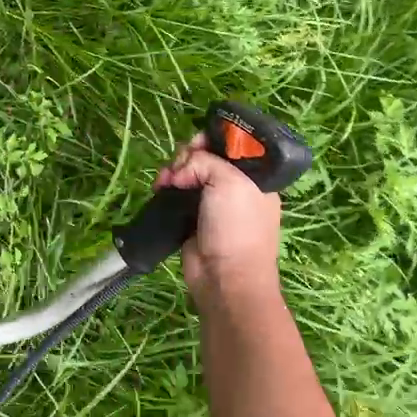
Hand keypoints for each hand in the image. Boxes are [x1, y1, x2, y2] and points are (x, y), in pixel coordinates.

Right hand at [154, 133, 281, 306]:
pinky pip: (176, 189)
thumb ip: (204, 161)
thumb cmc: (236, 228)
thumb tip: (179, 171)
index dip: (212, 140)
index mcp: (256, 180)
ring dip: (173, 170)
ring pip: (187, 171)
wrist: (225, 277)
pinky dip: (166, 185)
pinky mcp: (192, 214)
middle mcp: (235, 188)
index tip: (196, 144)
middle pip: (205, 156)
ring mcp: (213, 202)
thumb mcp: (230, 182)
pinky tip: (160, 188)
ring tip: (165, 182)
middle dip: (187, 155)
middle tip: (180, 167)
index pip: (232, 146)